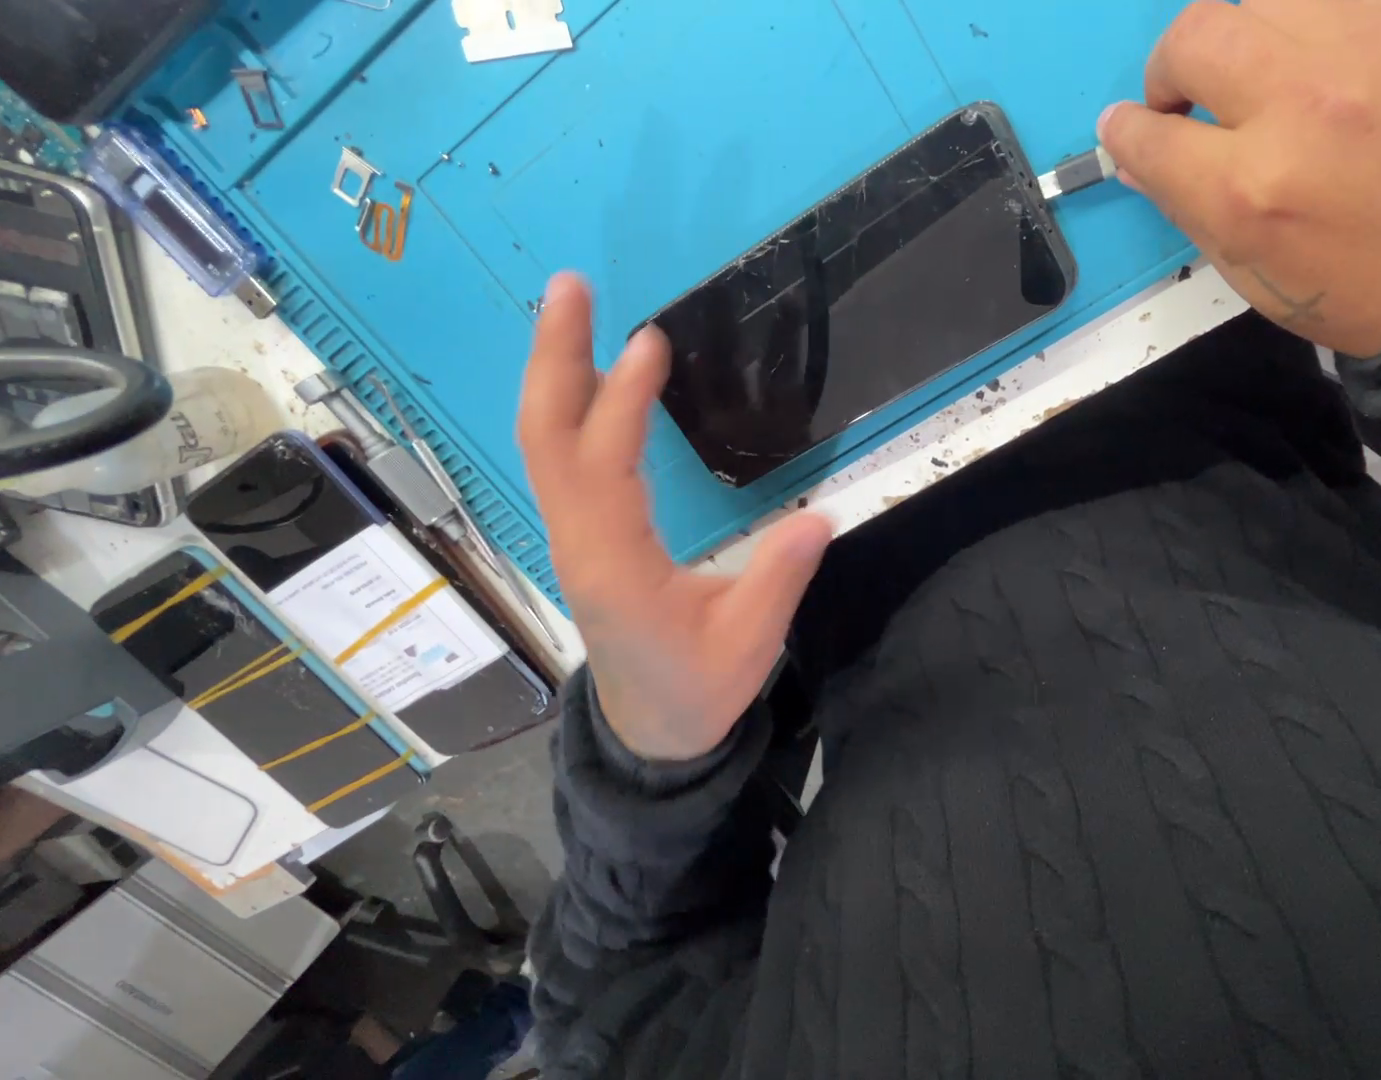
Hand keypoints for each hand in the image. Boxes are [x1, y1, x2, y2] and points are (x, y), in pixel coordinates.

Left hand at [517, 274, 833, 760]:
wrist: (652, 731)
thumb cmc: (698, 689)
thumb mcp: (749, 642)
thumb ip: (778, 579)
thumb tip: (819, 517)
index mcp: (617, 566)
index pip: (605, 467)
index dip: (621, 402)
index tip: (648, 343)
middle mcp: (579, 541)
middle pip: (546, 437)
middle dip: (554, 358)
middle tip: (569, 286)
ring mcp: (573, 537)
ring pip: (544, 444)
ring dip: (554, 372)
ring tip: (571, 310)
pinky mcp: (582, 536)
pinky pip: (560, 460)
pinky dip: (566, 406)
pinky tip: (585, 375)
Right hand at [1100, 0, 1380, 356]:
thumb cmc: (1354, 290)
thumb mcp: (1250, 272)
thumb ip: (1188, 205)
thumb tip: (1142, 152)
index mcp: (1246, 191)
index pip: (1149, 136)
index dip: (1126, 133)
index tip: (1128, 130)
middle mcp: (1296, 105)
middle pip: (1192, 38)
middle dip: (1169, 70)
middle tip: (1187, 99)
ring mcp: (1362, 49)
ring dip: (1241, 39)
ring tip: (1261, 77)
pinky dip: (1305, 26)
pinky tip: (1322, 66)